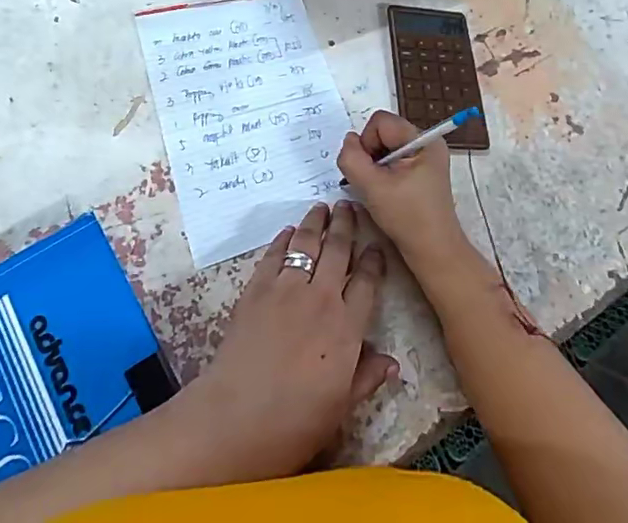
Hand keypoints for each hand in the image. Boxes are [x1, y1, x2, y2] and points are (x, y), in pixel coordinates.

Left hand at [175, 203, 395, 481]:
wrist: (236, 417)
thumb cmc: (294, 422)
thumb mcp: (340, 408)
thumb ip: (366, 378)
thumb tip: (391, 362)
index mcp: (347, 328)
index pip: (368, 283)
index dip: (374, 260)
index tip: (376, 246)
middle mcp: (321, 299)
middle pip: (338, 251)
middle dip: (346, 226)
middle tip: (349, 206)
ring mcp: (286, 290)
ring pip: (306, 244)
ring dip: (316, 223)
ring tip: (322, 208)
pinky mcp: (256, 289)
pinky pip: (274, 256)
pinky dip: (283, 240)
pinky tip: (288, 232)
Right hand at [335, 111, 468, 266]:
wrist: (433, 251)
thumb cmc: (406, 217)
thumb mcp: (372, 186)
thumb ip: (352, 158)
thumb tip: (349, 140)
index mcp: (423, 140)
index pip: (380, 121)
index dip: (367, 142)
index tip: (370, 171)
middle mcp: (427, 142)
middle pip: (383, 131)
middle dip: (370, 154)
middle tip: (373, 182)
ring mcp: (425, 157)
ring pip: (385, 146)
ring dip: (374, 165)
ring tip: (378, 189)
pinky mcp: (421, 171)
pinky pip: (392, 159)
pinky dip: (382, 173)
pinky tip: (385, 192)